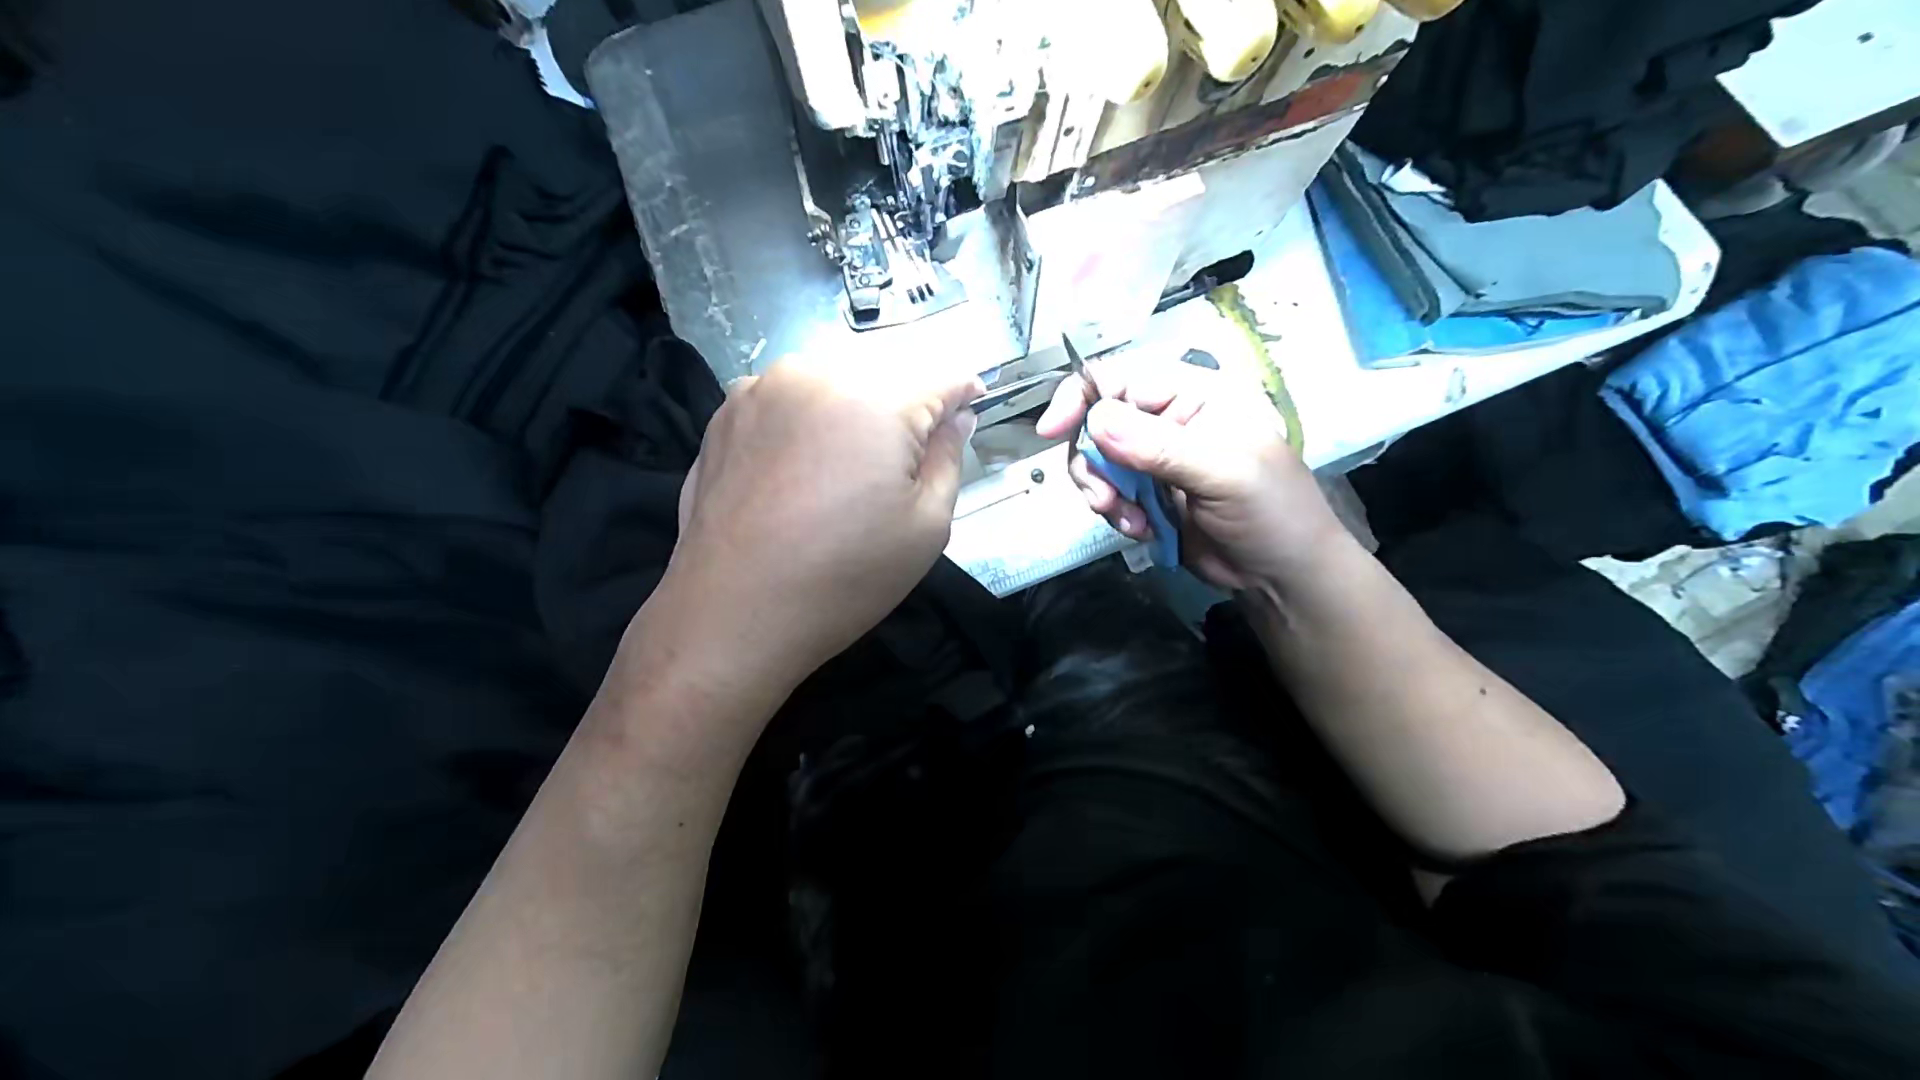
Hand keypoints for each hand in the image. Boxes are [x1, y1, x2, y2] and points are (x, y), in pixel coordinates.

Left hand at [649, 354, 983, 689]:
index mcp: (873, 399)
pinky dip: (807, 420)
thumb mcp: (925, 527)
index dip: (963, 392)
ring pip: (831, 383)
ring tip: (851, 465)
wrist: (733, 612)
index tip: (974, 401)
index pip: (938, 377)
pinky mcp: (724, 413)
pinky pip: (786, 399)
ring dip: (853, 410)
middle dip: (906, 405)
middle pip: (882, 375)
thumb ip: (948, 459)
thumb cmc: (844, 577)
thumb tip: (956, 419)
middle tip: (910, 454)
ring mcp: (760, 389)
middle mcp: (814, 374)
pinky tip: (802, 467)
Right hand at [1035, 348, 1350, 591]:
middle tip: (1104, 499)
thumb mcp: (1224, 473)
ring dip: (1101, 492)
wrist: (1281, 575)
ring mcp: (1153, 457)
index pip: (1121, 378)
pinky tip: (1140, 529)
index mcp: (1194, 393)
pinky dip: (1113, 512)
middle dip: (1092, 462)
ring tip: (1130, 520)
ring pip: (1095, 460)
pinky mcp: (1145, 492)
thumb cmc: (1272, 512)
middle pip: (1096, 421)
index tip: (1053, 430)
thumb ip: (1160, 447)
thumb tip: (1096, 421)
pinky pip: (1106, 492)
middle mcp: (1168, 418)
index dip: (1082, 398)